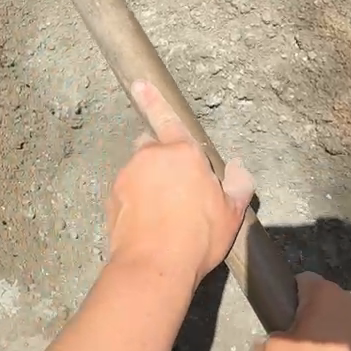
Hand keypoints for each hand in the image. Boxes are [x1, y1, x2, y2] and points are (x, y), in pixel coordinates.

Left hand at [106, 80, 254, 280]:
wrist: (154, 267)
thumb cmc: (198, 238)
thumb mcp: (232, 213)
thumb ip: (239, 184)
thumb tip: (238, 167)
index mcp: (183, 152)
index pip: (167, 118)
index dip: (153, 98)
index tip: (140, 83)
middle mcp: (150, 156)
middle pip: (153, 147)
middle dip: (162, 160)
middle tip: (177, 191)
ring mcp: (127, 176)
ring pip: (139, 171)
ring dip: (149, 184)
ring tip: (164, 216)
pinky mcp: (112, 197)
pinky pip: (127, 192)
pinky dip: (136, 202)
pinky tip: (149, 225)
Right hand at [259, 273, 350, 350]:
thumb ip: (264, 346)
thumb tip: (264, 347)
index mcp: (325, 293)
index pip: (300, 280)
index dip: (286, 298)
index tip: (280, 322)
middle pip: (321, 303)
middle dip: (307, 321)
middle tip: (293, 348)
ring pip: (338, 322)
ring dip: (327, 338)